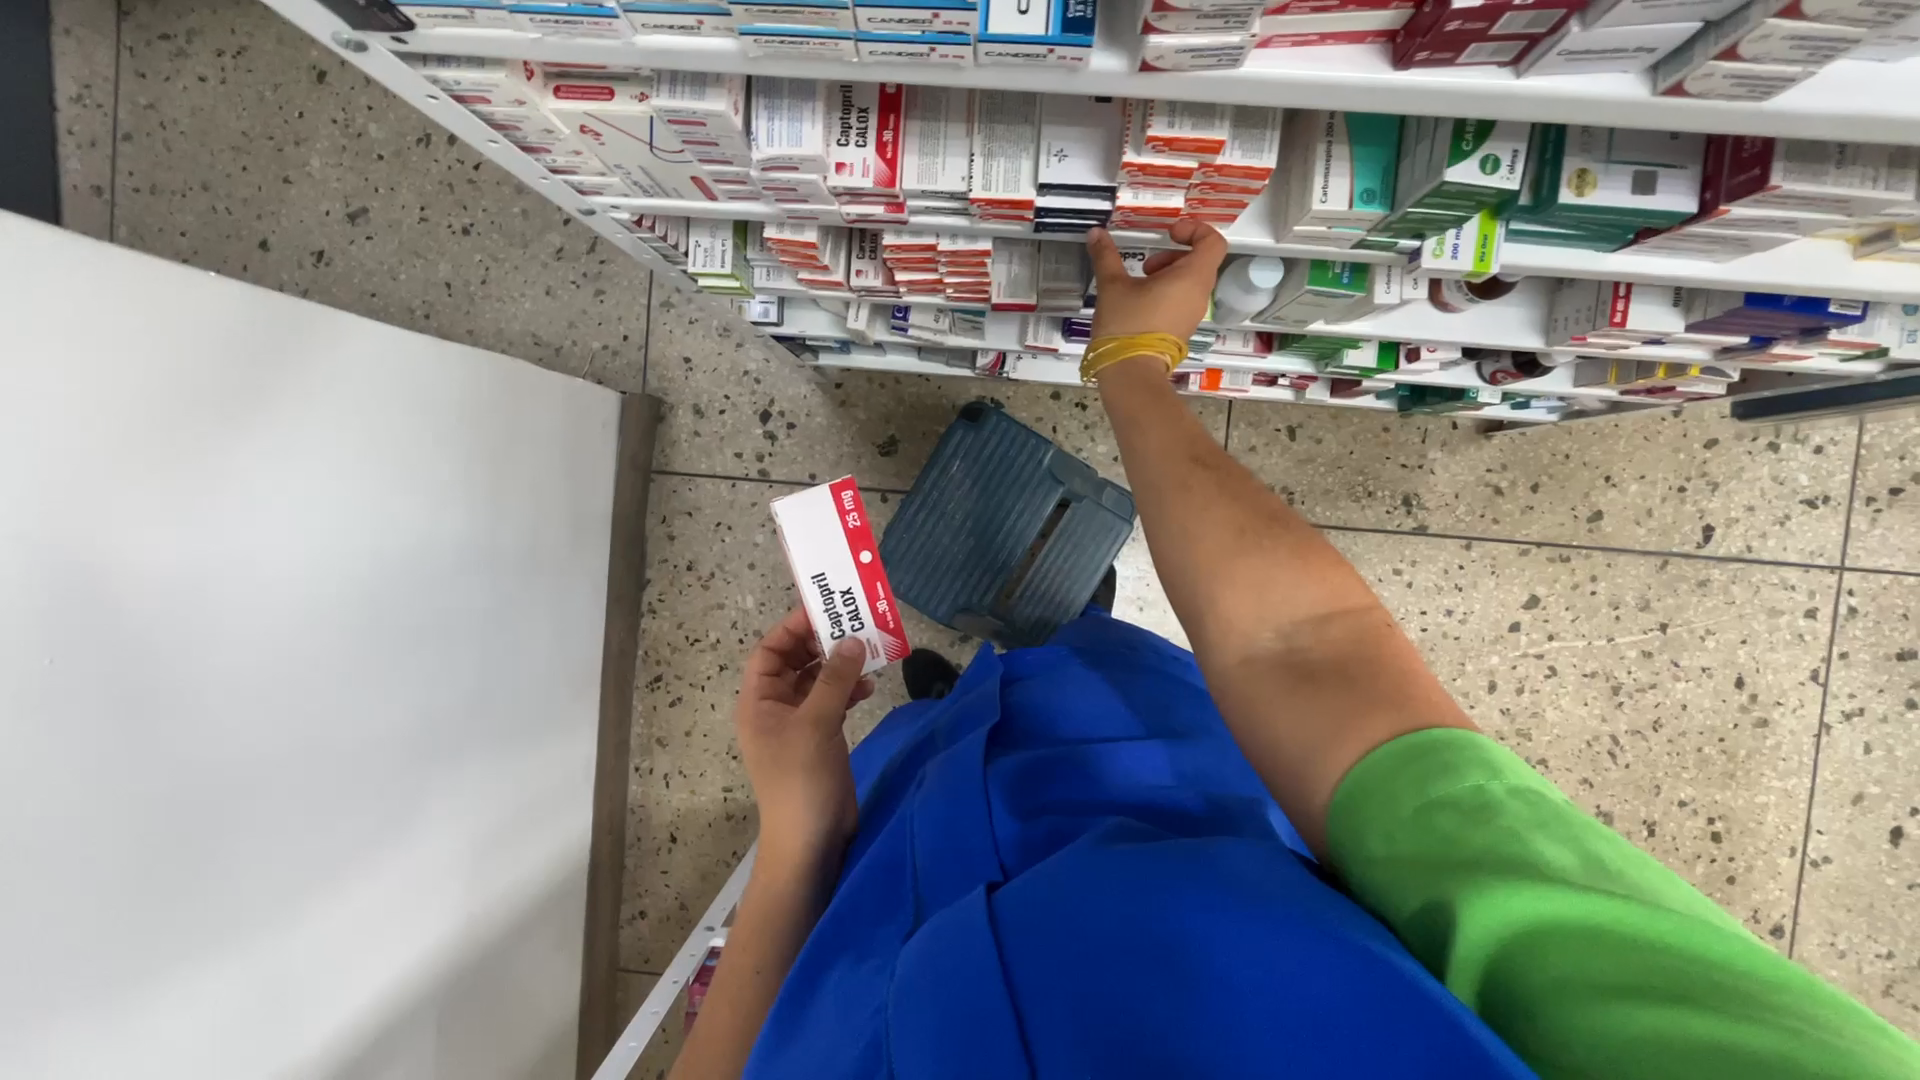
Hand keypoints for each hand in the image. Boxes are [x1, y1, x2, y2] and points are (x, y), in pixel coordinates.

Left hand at [733, 608, 875, 868]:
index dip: (793, 628)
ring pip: (818, 680)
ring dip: (841, 666)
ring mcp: (799, 724)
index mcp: (758, 701)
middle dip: (823, 644)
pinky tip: (870, 685)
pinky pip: (833, 701)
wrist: (811, 841)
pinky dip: (850, 690)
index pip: (770, 650)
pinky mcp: (820, 738)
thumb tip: (852, 639)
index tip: (825, 610)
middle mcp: (775, 708)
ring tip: (869, 652)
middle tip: (855, 625)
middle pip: (796, 662)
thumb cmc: (801, 780)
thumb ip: (834, 679)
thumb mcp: (816, 724)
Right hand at [1086, 219, 1230, 342]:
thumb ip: (1105, 256)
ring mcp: (1193, 314)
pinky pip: (1183, 301)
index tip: (1169, 233)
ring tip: (1139, 286)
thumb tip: (1096, 233)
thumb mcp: (1112, 286)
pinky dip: (1167, 294)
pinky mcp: (1183, 329)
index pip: (1213, 242)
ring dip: (1168, 275)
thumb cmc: (1126, 326)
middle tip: (1147, 266)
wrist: (1131, 373)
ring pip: (1190, 282)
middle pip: (1200, 261)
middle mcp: (1199, 294)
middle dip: (1173, 255)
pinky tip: (1140, 304)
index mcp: (1192, 277)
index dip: (1194, 230)